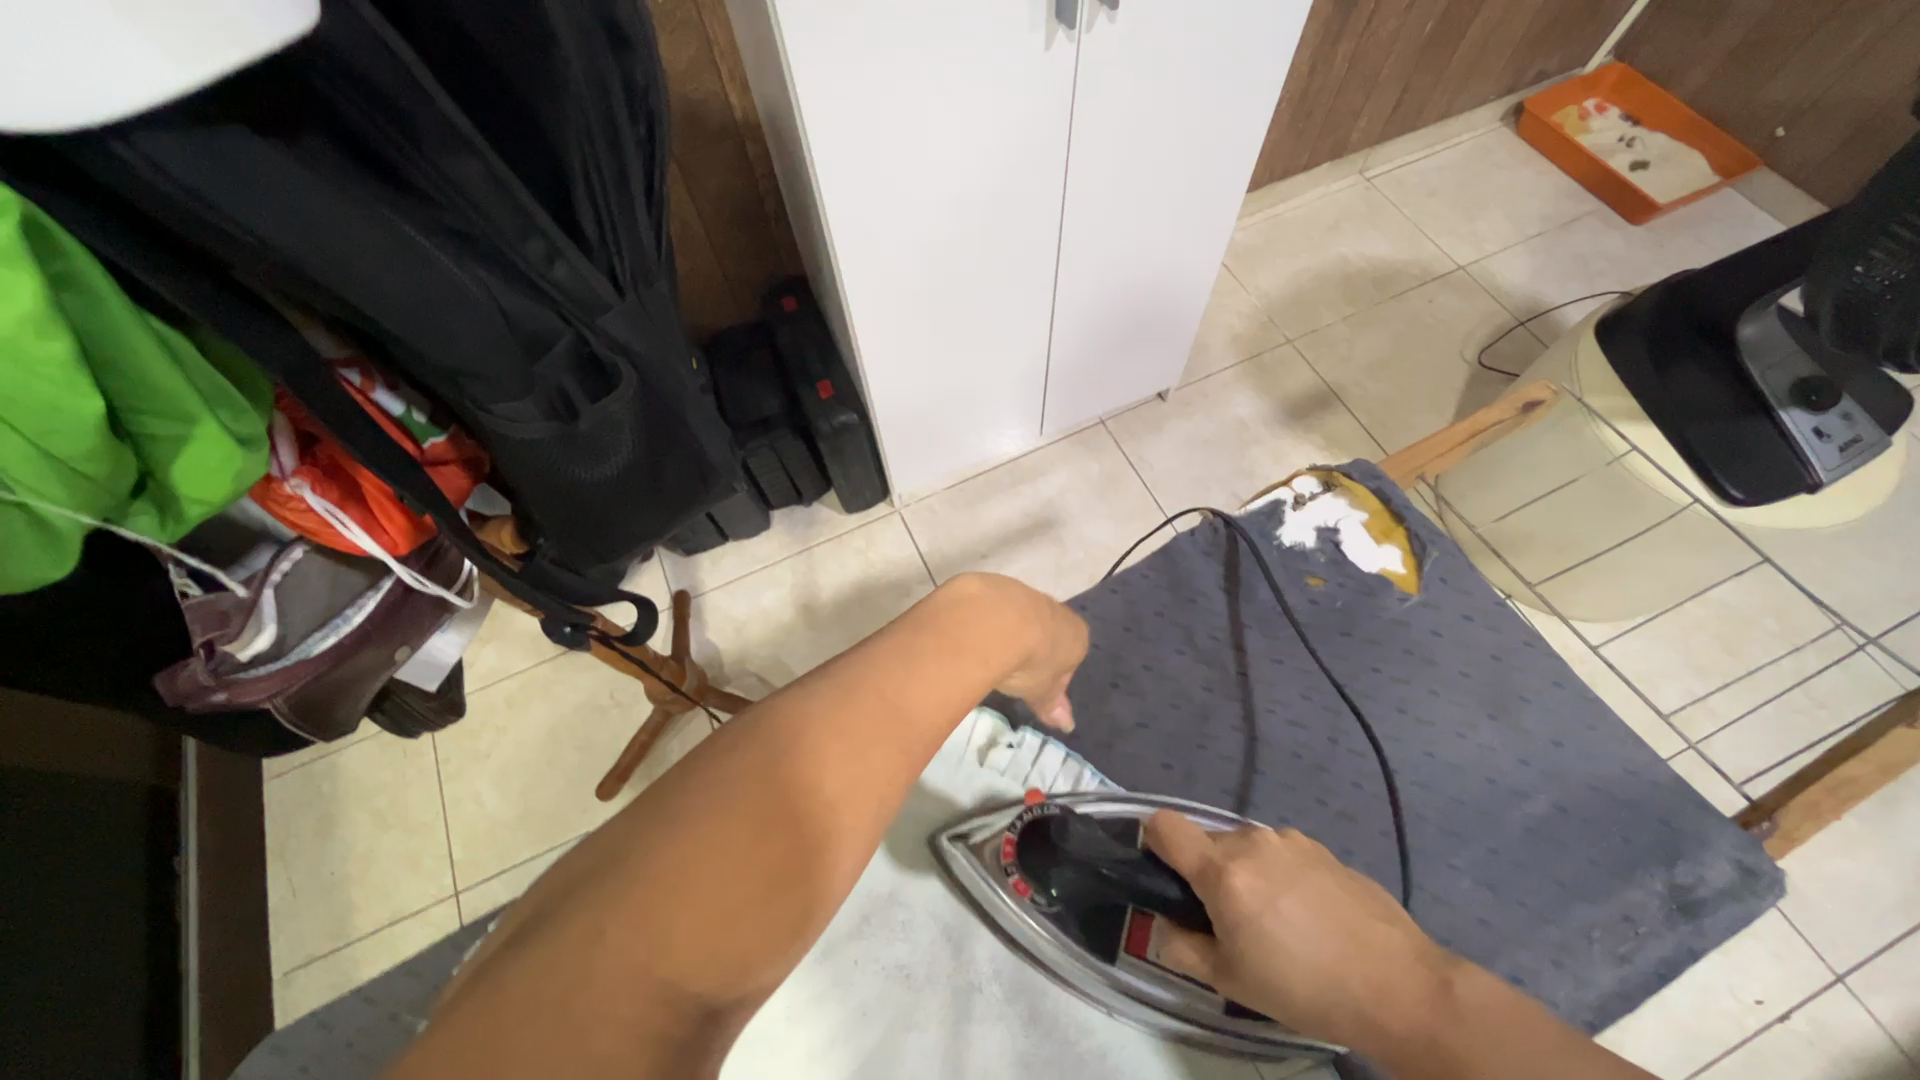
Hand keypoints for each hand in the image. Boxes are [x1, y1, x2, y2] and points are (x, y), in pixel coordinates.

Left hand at [950, 573, 1088, 731]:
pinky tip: (970, 637)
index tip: (1034, 688)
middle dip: (1030, 649)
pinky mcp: (993, 585)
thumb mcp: (1040, 692)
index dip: (1054, 674)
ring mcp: (1023, 592)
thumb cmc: (1029, 662)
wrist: (993, 621)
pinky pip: (991, 607)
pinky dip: (983, 621)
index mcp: (1076, 634)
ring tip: (986, 656)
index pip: (1071, 654)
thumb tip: (1067, 725)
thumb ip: (1052, 705)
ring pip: (1018, 615)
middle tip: (1010, 673)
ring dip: (1005, 633)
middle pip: (1046, 631)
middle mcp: (1054, 608)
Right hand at [1142, 812, 1454, 1050]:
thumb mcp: (1229, 981)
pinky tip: (1307, 919)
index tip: (1163, 875)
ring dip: (1244, 875)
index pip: (1164, 826)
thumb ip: (1181, 947)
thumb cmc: (1304, 988)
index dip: (1151, 843)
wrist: (1398, 987)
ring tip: (1273, 923)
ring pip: (1246, 849)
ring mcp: (1293, 842)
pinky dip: (1279, 878)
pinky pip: (1282, 855)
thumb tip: (1166, 925)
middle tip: (1226, 921)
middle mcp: (1253, 842)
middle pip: (1207, 842)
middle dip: (1205, 874)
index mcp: (1223, 870)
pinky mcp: (1325, 850)